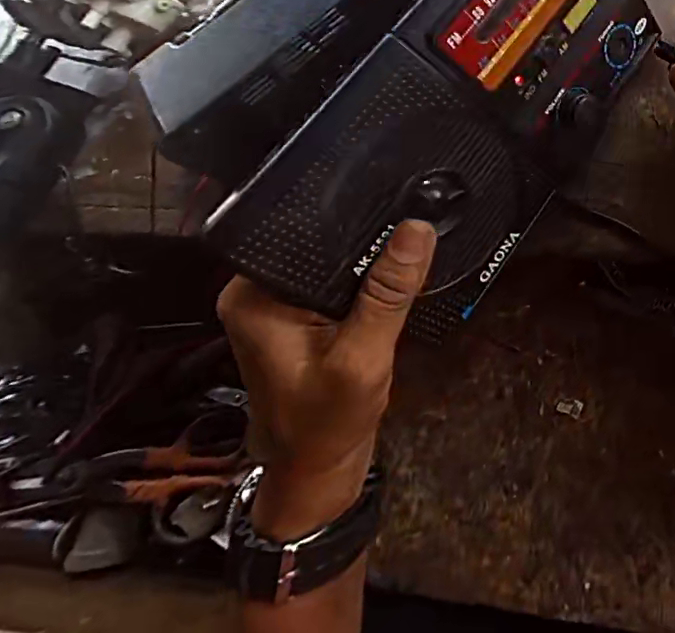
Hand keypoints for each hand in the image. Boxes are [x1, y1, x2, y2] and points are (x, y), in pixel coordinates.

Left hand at [216, 220, 435, 537]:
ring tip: (416, 245)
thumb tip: (417, 229)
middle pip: (326, 241)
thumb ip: (388, 292)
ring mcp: (283, 302)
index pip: (310, 232)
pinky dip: (373, 277)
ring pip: (340, 258)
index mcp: (254, 295)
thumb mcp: (362, 356)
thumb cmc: (327, 422)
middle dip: (373, 237)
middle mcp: (261, 291)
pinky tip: (399, 275)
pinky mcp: (305, 312)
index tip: (406, 204)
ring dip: (377, 258)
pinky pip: (344, 277)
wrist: (318, 471)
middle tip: (420, 225)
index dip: (359, 216)